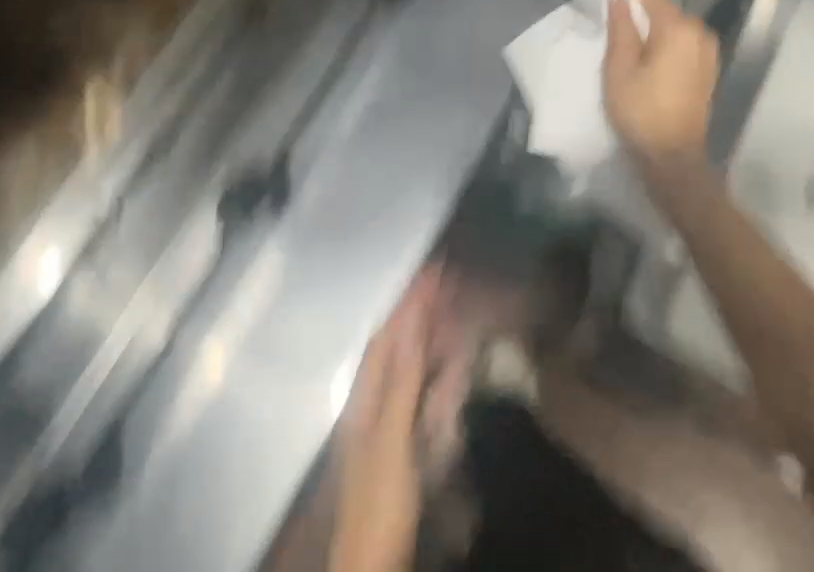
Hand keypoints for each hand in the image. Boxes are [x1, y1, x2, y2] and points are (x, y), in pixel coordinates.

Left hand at [329, 270, 438, 571]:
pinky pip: (419, 392)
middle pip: (397, 346)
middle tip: (443, 278)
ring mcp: (388, 420)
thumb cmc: (380, 501)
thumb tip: (412, 330)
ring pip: (408, 366)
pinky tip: (448, 360)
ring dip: (426, 334)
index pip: (389, 337)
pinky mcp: (403, 440)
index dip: (408, 303)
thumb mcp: (392, 441)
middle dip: (418, 311)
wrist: (371, 558)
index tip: (430, 271)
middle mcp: (373, 400)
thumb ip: (402, 385)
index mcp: (365, 396)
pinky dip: (433, 369)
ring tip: (446, 304)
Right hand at [602, 0, 720, 175]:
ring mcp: (706, 50)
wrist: (673, 158)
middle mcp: (698, 32)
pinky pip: (677, 37)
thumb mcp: (619, 69)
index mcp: (677, 30)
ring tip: (621, 4)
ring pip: (669, 21)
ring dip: (647, 13)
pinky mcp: (705, 66)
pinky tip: (641, 33)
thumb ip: (621, 27)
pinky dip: (658, 31)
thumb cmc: (640, 114)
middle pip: (661, 4)